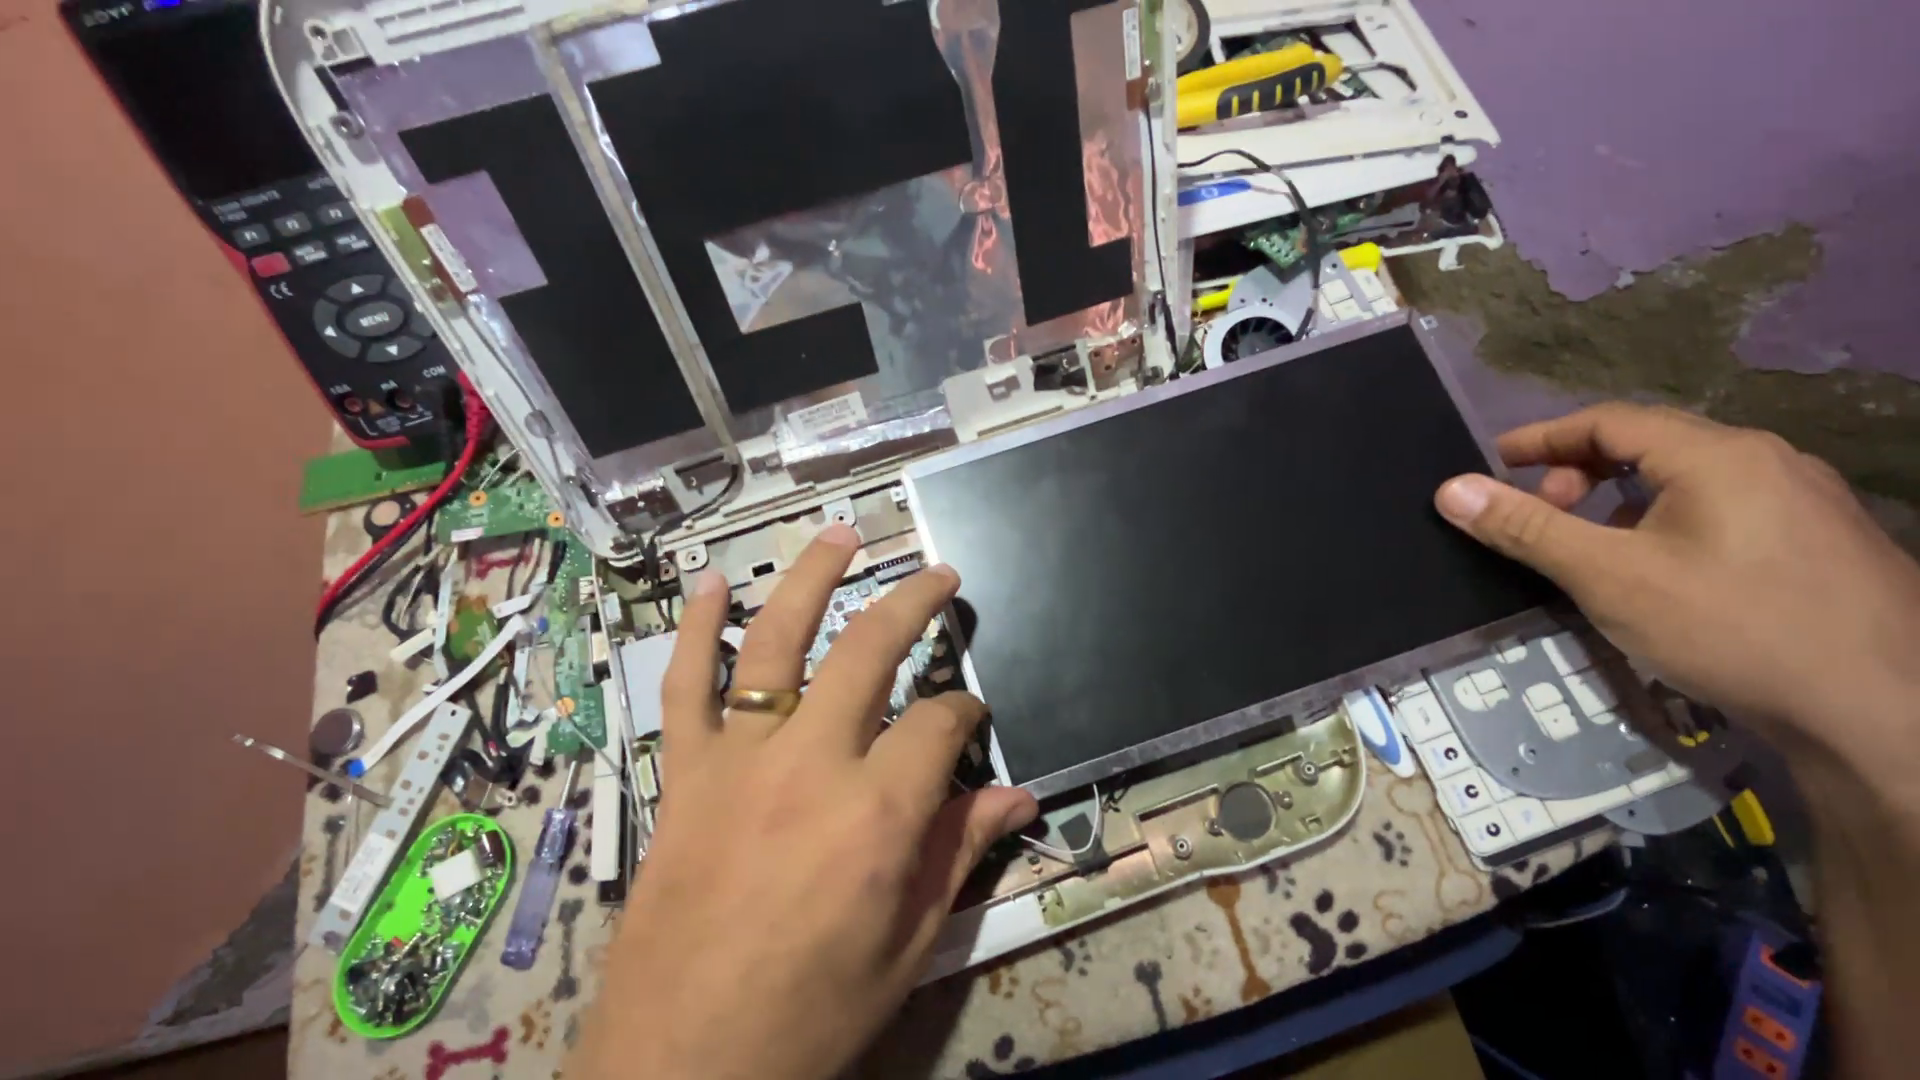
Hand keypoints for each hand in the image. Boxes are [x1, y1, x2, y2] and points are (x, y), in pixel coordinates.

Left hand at [570, 526, 1037, 1079]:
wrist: (682, 1064)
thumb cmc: (812, 1011)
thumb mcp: (908, 944)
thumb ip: (959, 853)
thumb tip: (1016, 795)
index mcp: (878, 812)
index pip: (940, 723)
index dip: (966, 709)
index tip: (972, 713)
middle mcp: (811, 764)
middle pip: (870, 651)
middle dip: (914, 603)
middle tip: (941, 575)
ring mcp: (738, 760)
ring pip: (776, 642)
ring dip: (811, 579)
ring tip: (840, 535)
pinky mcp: (684, 774)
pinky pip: (685, 686)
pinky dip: (696, 629)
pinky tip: (712, 584)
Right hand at [1433, 403, 1919, 747]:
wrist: (1881, 711)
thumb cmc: (1730, 628)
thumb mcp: (1608, 577)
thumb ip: (1527, 529)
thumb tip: (1451, 489)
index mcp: (1717, 455)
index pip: (1609, 421)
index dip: (1543, 437)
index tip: (1495, 462)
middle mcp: (1768, 461)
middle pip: (1651, 444)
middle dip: (1580, 471)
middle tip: (1543, 513)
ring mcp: (1805, 501)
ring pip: (1690, 479)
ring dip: (1624, 499)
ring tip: (1593, 546)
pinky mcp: (1824, 542)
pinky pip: (1726, 508)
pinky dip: (1669, 520)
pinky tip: (1661, 571)